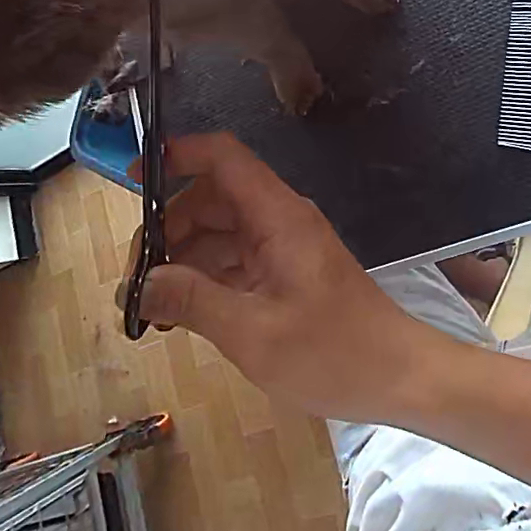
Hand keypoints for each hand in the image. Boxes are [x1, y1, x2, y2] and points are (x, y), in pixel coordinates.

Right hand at [133, 133, 459, 422]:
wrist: (396, 375)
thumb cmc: (332, 353)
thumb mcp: (254, 333)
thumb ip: (192, 301)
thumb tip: (139, 285)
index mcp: (277, 215)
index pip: (224, 157)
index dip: (177, 155)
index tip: (133, 180)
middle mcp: (279, 220)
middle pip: (212, 198)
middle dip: (168, 227)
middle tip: (134, 279)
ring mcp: (283, 246)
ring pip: (219, 231)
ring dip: (182, 258)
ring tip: (149, 304)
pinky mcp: (284, 272)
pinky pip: (234, 259)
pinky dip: (204, 277)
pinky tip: (179, 312)